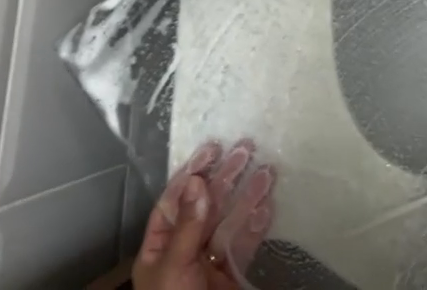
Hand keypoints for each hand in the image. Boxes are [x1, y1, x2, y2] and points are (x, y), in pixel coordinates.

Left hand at [125, 140, 275, 289]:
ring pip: (229, 222)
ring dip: (248, 195)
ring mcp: (209, 265)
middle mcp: (183, 253)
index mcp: (157, 252)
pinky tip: (268, 204)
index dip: (191, 175)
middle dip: (224, 178)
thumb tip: (197, 181)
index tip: (211, 149)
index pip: (173, 203)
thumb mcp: (173, 269)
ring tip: (267, 170)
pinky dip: (257, 223)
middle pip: (205, 207)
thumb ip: (187, 227)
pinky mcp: (232, 276)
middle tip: (245, 148)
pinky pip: (245, 244)